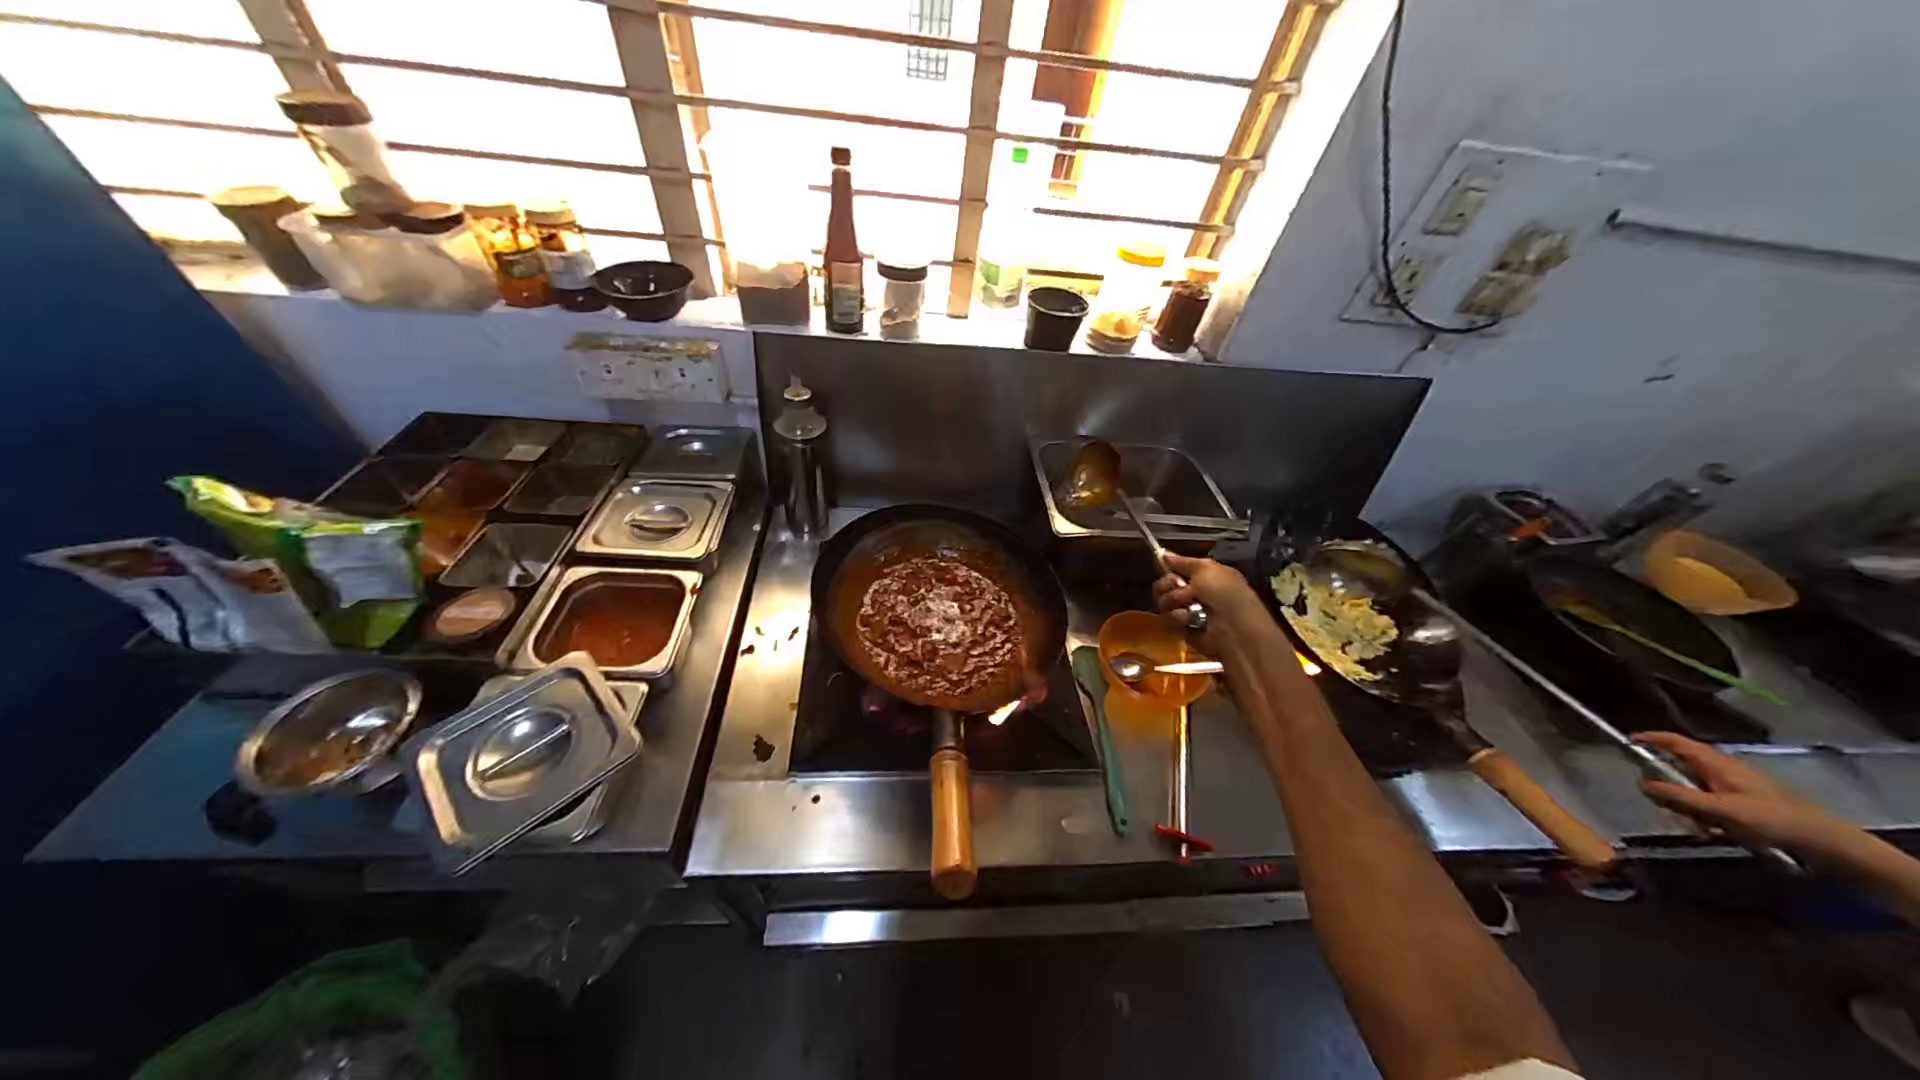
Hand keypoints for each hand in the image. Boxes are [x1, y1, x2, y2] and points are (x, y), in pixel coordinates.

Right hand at [1153, 554, 1272, 653]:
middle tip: (1176, 584)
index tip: (1162, 563)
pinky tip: (1188, 618)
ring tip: (1187, 604)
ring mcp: (1186, 611)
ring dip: (1173, 600)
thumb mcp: (1206, 568)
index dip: (1168, 567)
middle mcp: (1193, 592)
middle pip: (1163, 585)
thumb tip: (1164, 554)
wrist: (1234, 627)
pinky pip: (1167, 619)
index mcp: (1203, 576)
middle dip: (1166, 583)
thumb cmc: (1225, 593)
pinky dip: (1177, 617)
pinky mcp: (1181, 629)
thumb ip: (1182, 561)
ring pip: (1162, 602)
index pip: (1175, 569)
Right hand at [1635, 731, 1860, 860]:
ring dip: (1686, 805)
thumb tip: (1641, 784)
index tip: (1627, 742)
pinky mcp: (1740, 800)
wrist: (1821, 840)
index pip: (1675, 741)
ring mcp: (1732, 784)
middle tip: (1661, 803)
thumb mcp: (1719, 809)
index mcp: (1715, 763)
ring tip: (1695, 825)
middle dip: (1666, 785)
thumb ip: (1678, 796)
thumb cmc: (1769, 819)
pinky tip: (1711, 830)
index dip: (1650, 738)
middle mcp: (1720, 768)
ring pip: (1691, 787)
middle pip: (1678, 767)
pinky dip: (1702, 813)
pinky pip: (1707, 800)